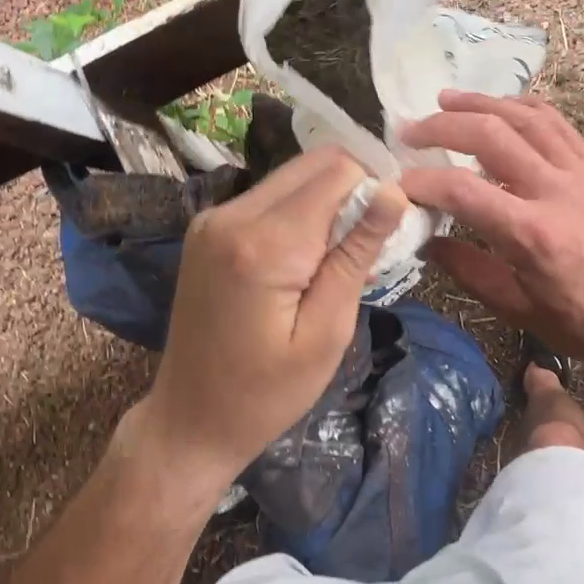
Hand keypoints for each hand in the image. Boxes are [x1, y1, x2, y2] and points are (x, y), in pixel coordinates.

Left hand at [136, 148, 405, 486]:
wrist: (190, 421)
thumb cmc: (266, 394)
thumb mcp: (327, 333)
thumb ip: (356, 255)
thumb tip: (394, 192)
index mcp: (263, 244)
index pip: (339, 172)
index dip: (376, 193)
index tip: (389, 237)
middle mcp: (232, 214)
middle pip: (316, 162)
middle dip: (356, 191)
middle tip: (372, 246)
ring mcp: (214, 217)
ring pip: (295, 174)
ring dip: (330, 202)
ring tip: (342, 257)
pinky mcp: (210, 227)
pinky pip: (273, 195)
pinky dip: (303, 213)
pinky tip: (309, 259)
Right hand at [399, 91, 583, 396]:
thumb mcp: (522, 310)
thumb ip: (470, 271)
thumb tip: (429, 242)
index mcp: (534, 235)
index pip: (462, 191)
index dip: (421, 183)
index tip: (398, 184)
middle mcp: (557, 191)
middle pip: (490, 135)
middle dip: (442, 126)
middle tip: (409, 130)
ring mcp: (583, 172)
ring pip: (525, 117)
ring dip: (480, 103)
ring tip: (446, 101)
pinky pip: (557, 123)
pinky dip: (523, 108)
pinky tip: (501, 108)